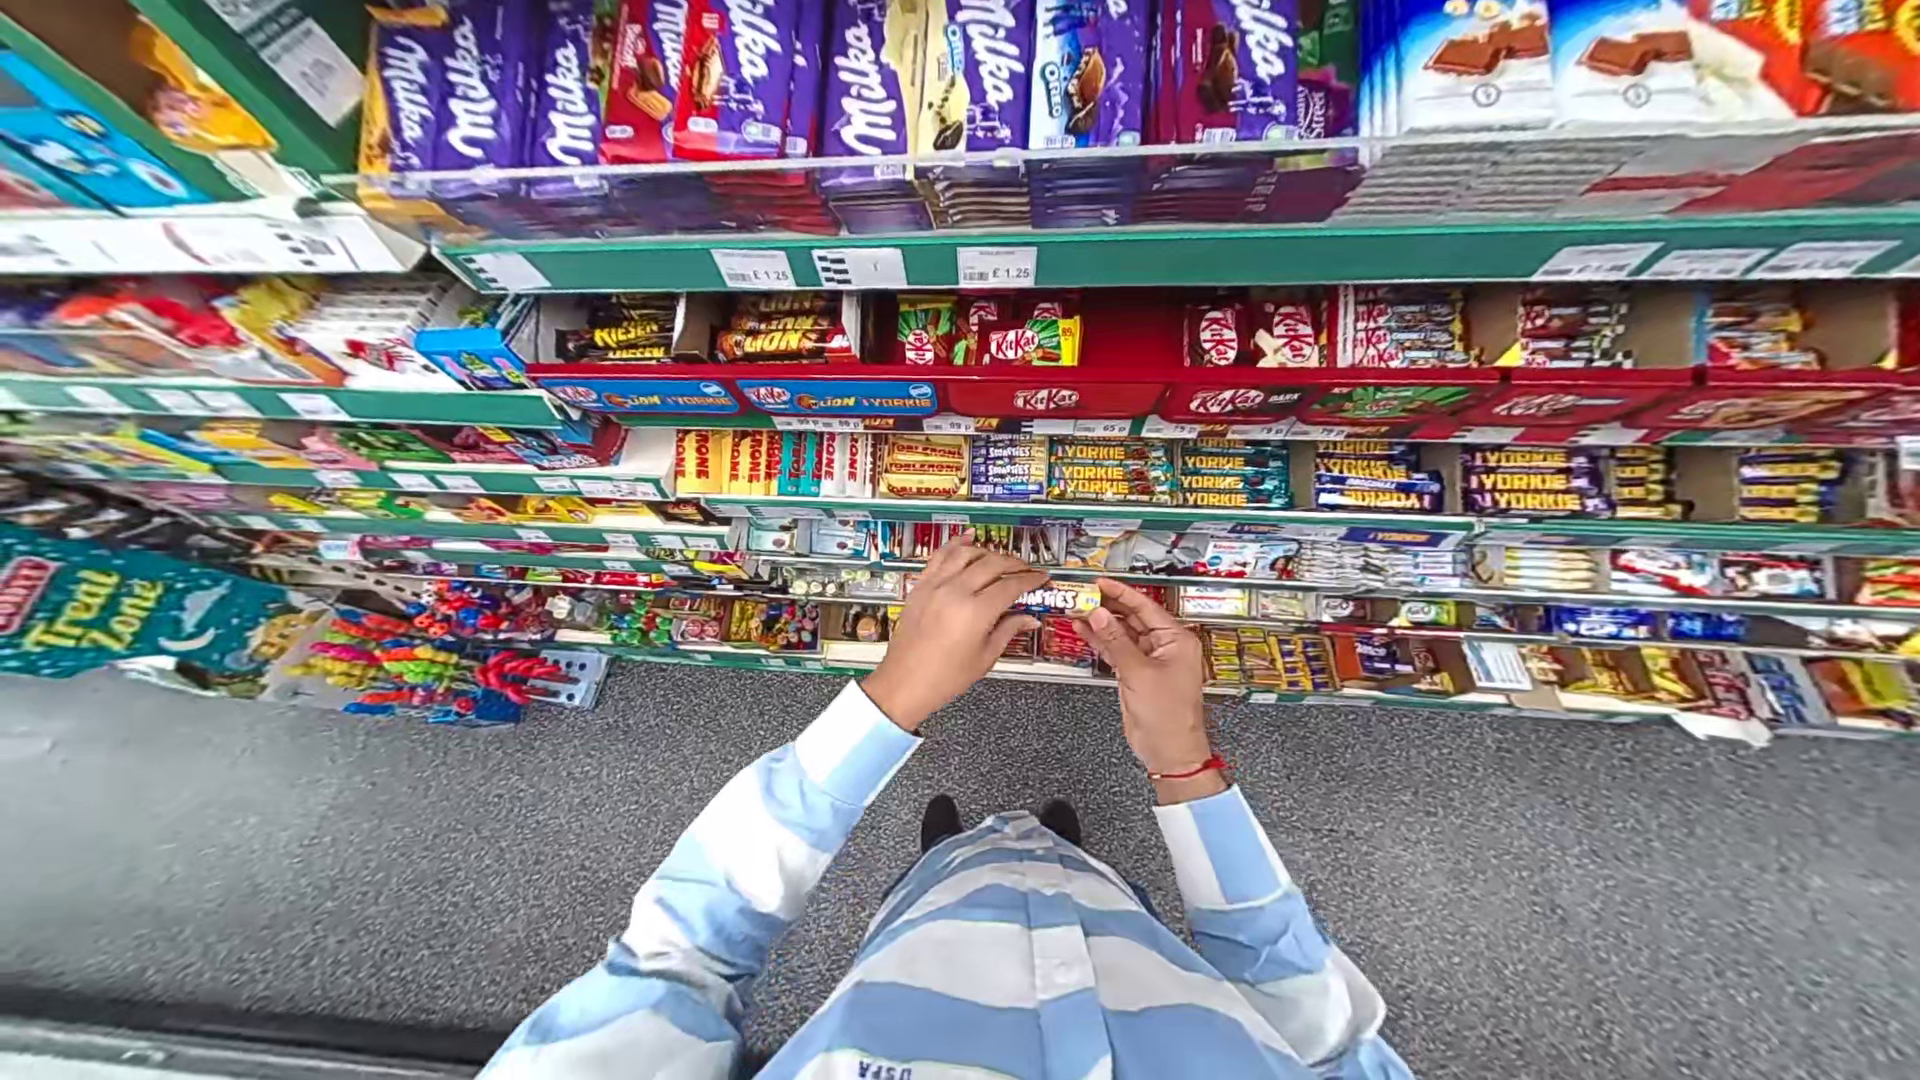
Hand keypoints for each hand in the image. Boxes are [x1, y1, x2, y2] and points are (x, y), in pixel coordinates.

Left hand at [861, 531, 1046, 731]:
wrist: (905, 683)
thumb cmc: (943, 677)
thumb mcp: (985, 657)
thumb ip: (1008, 630)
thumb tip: (1028, 618)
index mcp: (975, 612)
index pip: (1010, 586)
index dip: (1029, 580)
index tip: (1040, 578)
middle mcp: (955, 592)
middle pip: (992, 564)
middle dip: (1014, 564)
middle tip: (1025, 569)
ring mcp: (935, 586)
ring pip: (966, 554)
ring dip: (987, 552)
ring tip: (1000, 558)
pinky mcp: (921, 587)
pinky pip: (939, 556)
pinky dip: (955, 544)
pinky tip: (966, 539)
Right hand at [1077, 578, 1225, 803]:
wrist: (1168, 749)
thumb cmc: (1169, 716)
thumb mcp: (1139, 672)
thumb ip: (1116, 641)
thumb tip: (1101, 615)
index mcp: (1176, 640)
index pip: (1145, 606)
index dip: (1121, 593)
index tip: (1102, 583)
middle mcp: (1164, 646)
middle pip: (1132, 617)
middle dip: (1107, 607)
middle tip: (1084, 596)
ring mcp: (1149, 659)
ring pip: (1121, 633)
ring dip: (1101, 623)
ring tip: (1079, 610)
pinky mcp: (1135, 672)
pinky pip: (1116, 649)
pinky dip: (1100, 641)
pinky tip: (1085, 631)